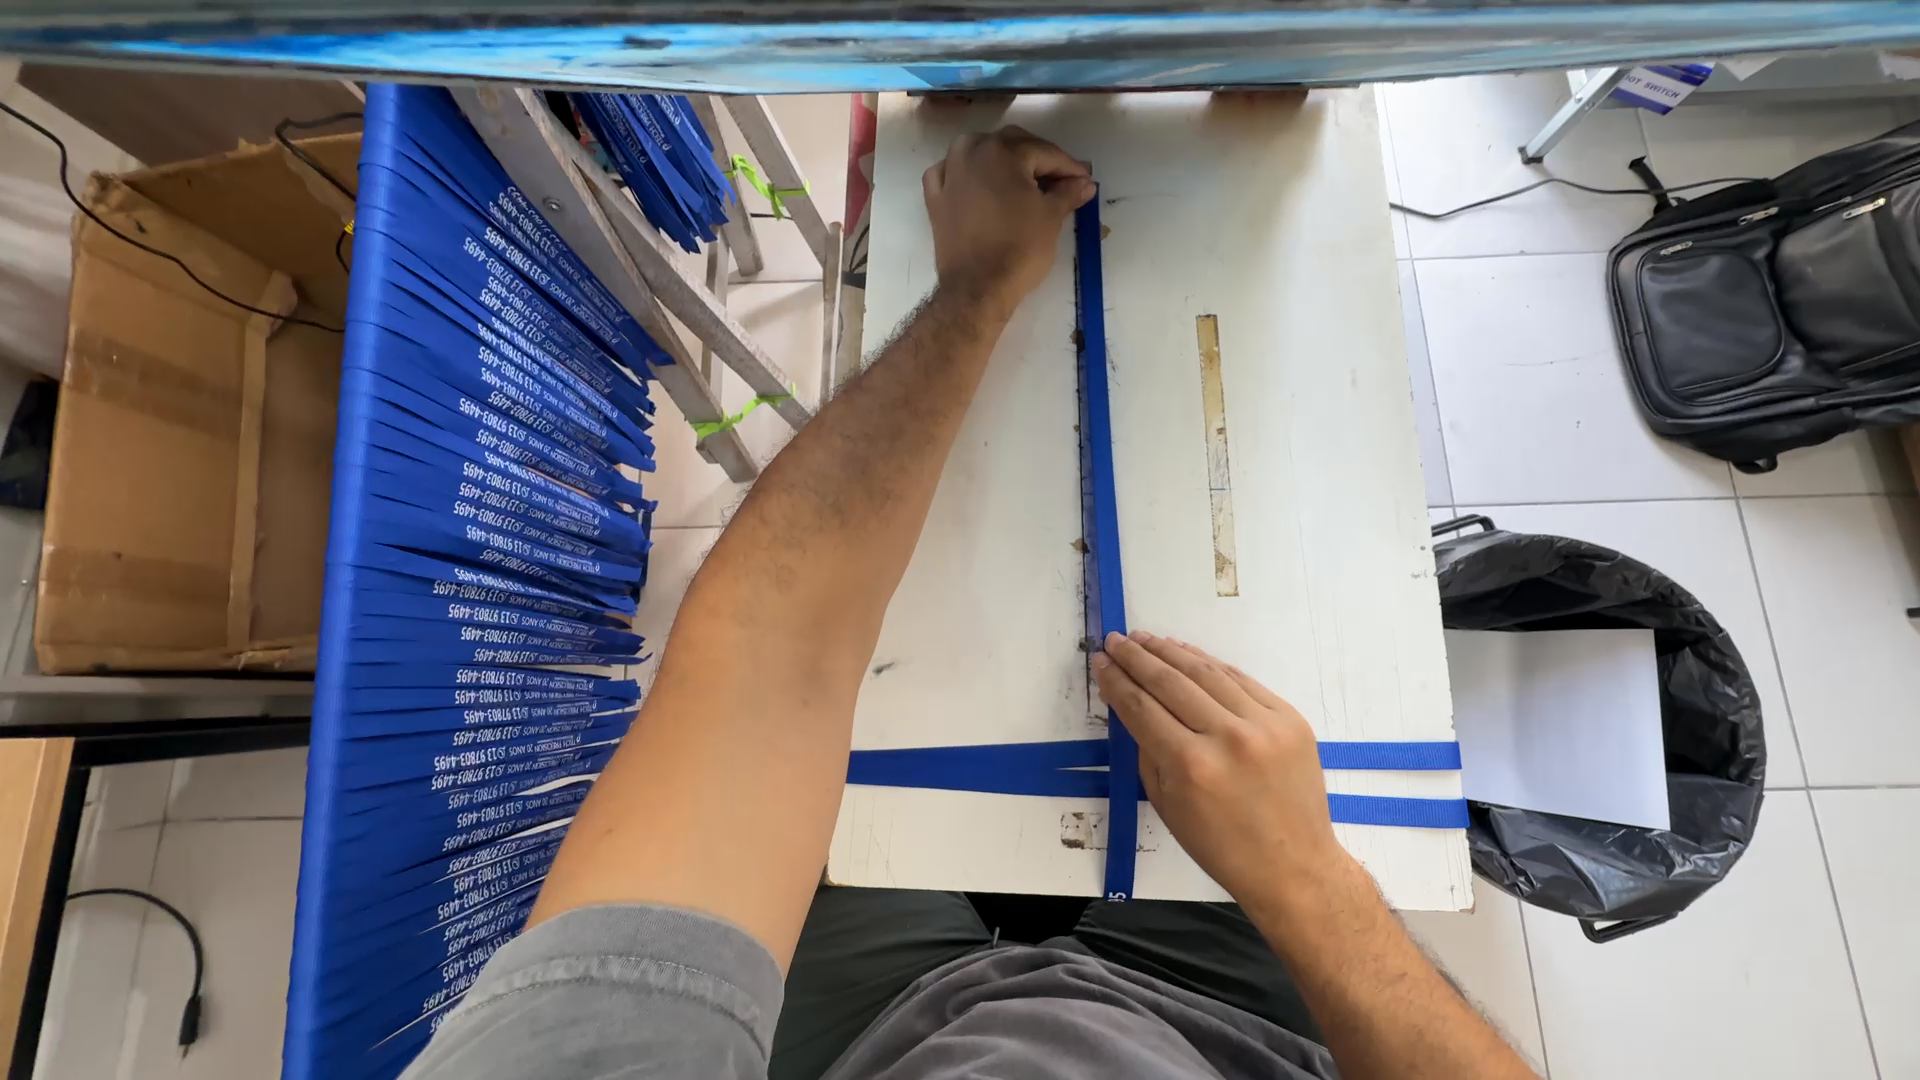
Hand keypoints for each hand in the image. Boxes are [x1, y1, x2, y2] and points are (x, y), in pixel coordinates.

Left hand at [922, 126, 1094, 314]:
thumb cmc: (1019, 250)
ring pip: (976, 152)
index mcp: (1002, 151)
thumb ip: (1067, 193)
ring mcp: (949, 175)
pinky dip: (962, 174)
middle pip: (1010, 146)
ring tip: (1019, 178)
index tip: (1084, 180)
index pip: (1044, 152)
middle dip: (1036, 159)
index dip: (1068, 167)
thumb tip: (1085, 183)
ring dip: (999, 159)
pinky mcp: (935, 200)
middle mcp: (971, 152)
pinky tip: (973, 182)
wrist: (977, 289)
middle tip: (1058, 180)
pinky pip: (948, 174)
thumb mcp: (1050, 218)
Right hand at [1093, 630, 1350, 905]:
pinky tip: (1186, 652)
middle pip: (1170, 682)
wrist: (1294, 867)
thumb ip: (1147, 748)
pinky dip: (1209, 663)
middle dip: (1137, 658)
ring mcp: (1263, 724)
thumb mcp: (1165, 804)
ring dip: (1169, 651)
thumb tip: (1131, 702)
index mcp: (1190, 766)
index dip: (1116, 681)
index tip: (1101, 662)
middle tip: (1116, 640)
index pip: (1141, 707)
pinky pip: (1240, 680)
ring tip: (1145, 639)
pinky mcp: (1289, 718)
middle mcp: (1227, 738)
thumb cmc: (1221, 846)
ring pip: (1206, 672)